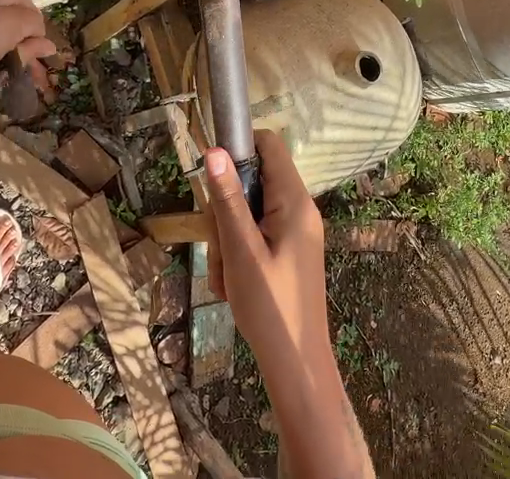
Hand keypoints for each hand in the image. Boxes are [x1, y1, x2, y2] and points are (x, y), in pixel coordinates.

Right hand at [205, 132, 374, 477]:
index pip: (269, 146)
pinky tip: (234, 287)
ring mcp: (294, 232)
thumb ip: (227, 200)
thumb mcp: (241, 250)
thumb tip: (215, 151)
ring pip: (246, 214)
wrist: (296, 363)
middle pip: (251, 183)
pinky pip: (254, 237)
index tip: (210, 174)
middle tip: (222, 249)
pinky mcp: (287, 252)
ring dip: (228, 242)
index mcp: (295, 201)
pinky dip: (238, 257)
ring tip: (228, 277)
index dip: (238, 148)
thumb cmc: (270, 306)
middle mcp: (299, 210)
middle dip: (225, 213)